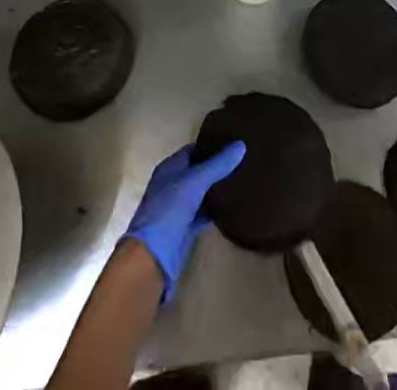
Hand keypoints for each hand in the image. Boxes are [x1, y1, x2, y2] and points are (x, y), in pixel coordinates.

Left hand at [123, 142, 244, 303]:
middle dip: (217, 167)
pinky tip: (233, 207)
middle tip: (243, 161)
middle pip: (197, 171)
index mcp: (170, 168)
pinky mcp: (185, 228)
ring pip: (201, 193)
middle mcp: (173, 184)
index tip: (233, 142)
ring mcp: (179, 207)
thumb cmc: (168, 209)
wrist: (153, 254)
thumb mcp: (194, 182)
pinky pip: (203, 213)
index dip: (210, 145)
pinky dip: (215, 210)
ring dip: (217, 188)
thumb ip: (217, 165)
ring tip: (243, 179)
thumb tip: (241, 145)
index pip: (192, 150)